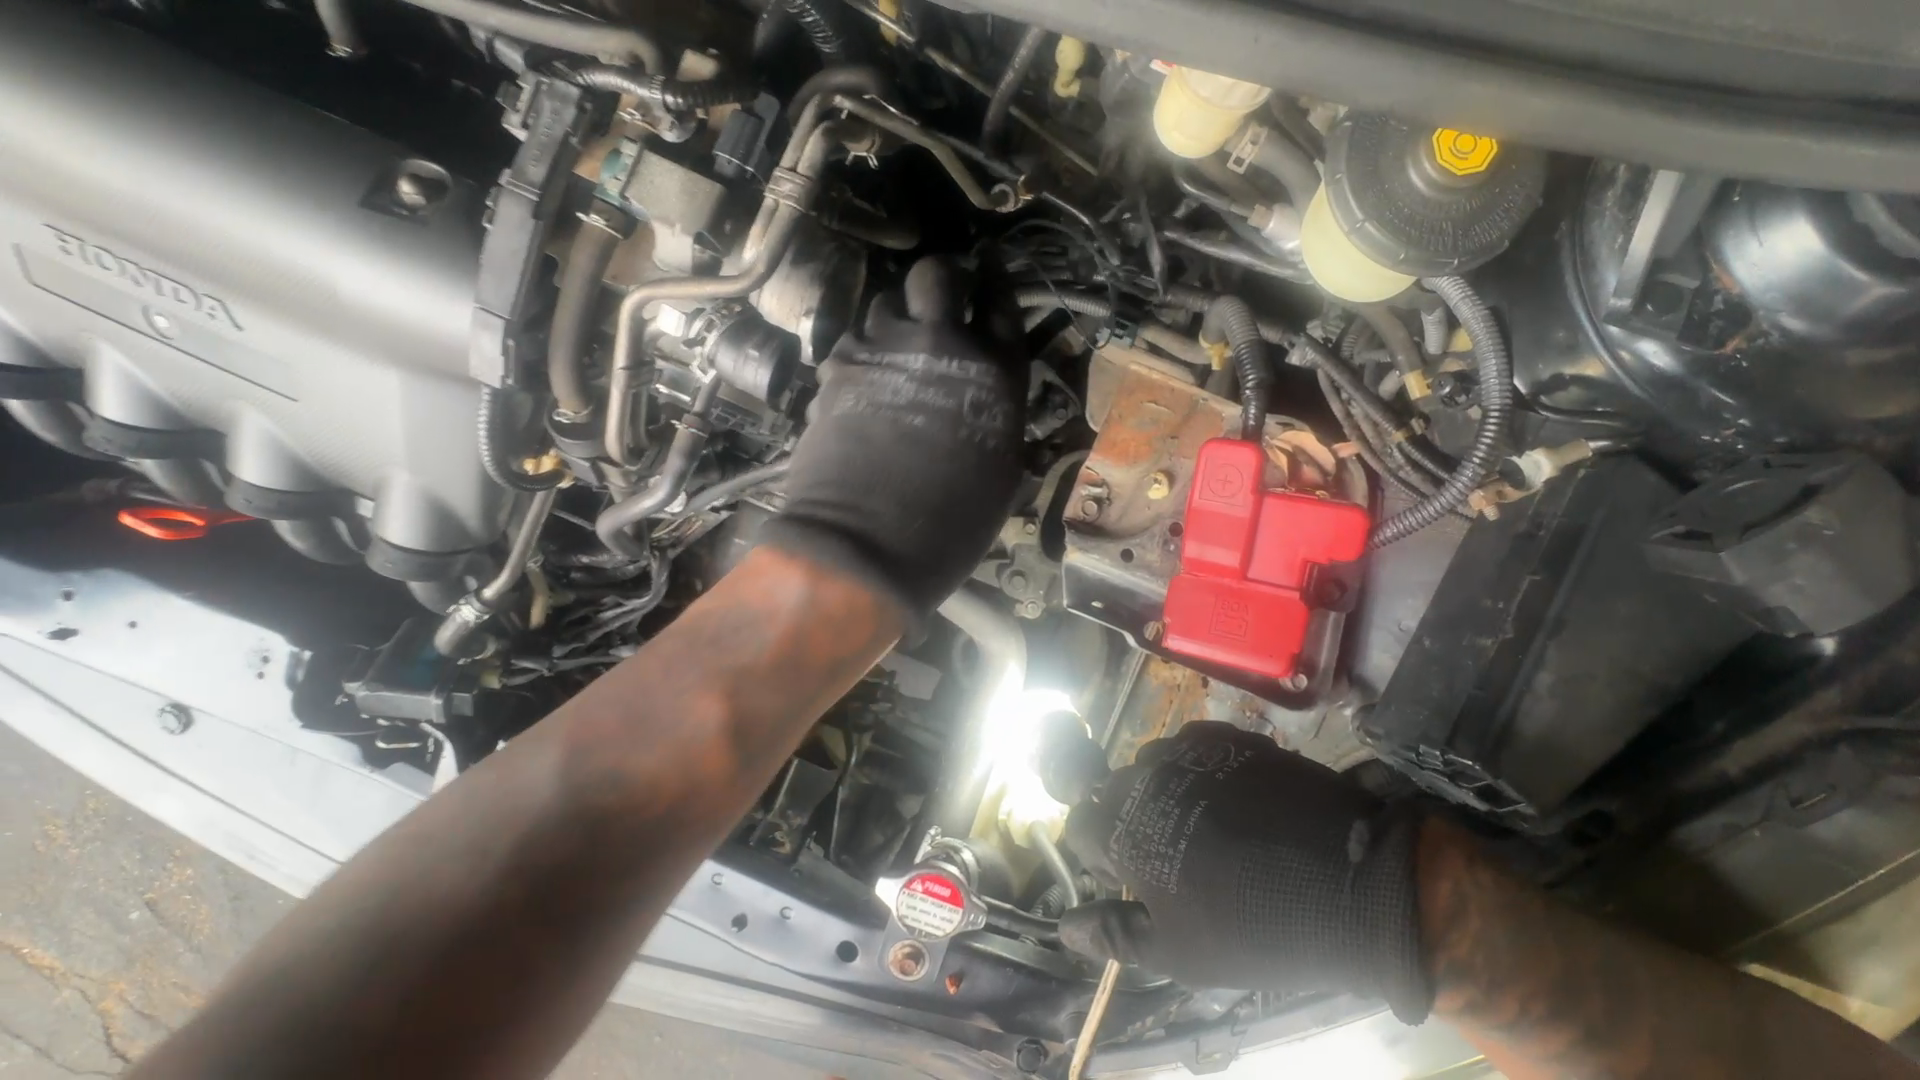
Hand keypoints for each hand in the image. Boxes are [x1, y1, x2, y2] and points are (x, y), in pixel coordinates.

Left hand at [757, 256, 1025, 625]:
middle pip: (938, 274)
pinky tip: (859, 388)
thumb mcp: (1001, 476)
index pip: (1002, 303)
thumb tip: (989, 409)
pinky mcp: (839, 366)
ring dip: (891, 323)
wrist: (868, 544)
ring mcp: (886, 350)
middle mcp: (945, 345)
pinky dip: (858, 357)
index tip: (984, 283)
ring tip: (890, 358)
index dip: (993, 286)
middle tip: (932, 310)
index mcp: (998, 374)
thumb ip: (998, 422)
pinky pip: (851, 342)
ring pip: (884, 303)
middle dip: (936, 282)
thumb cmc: (950, 526)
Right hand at [1060, 722, 1431, 1022]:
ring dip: (1164, 789)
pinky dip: (1202, 769)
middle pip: (1116, 790)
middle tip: (1168, 857)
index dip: (1100, 854)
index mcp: (1124, 826)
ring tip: (1203, 825)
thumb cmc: (1255, 928)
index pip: (1082, 826)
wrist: (1355, 886)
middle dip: (1129, 818)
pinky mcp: (1238, 739)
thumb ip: (1115, 934)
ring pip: (1156, 764)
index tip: (1127, 878)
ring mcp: (1195, 751)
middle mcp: (1148, 776)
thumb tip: (1065, 923)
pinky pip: (1199, 747)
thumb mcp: (1179, 953)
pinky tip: (1230, 799)